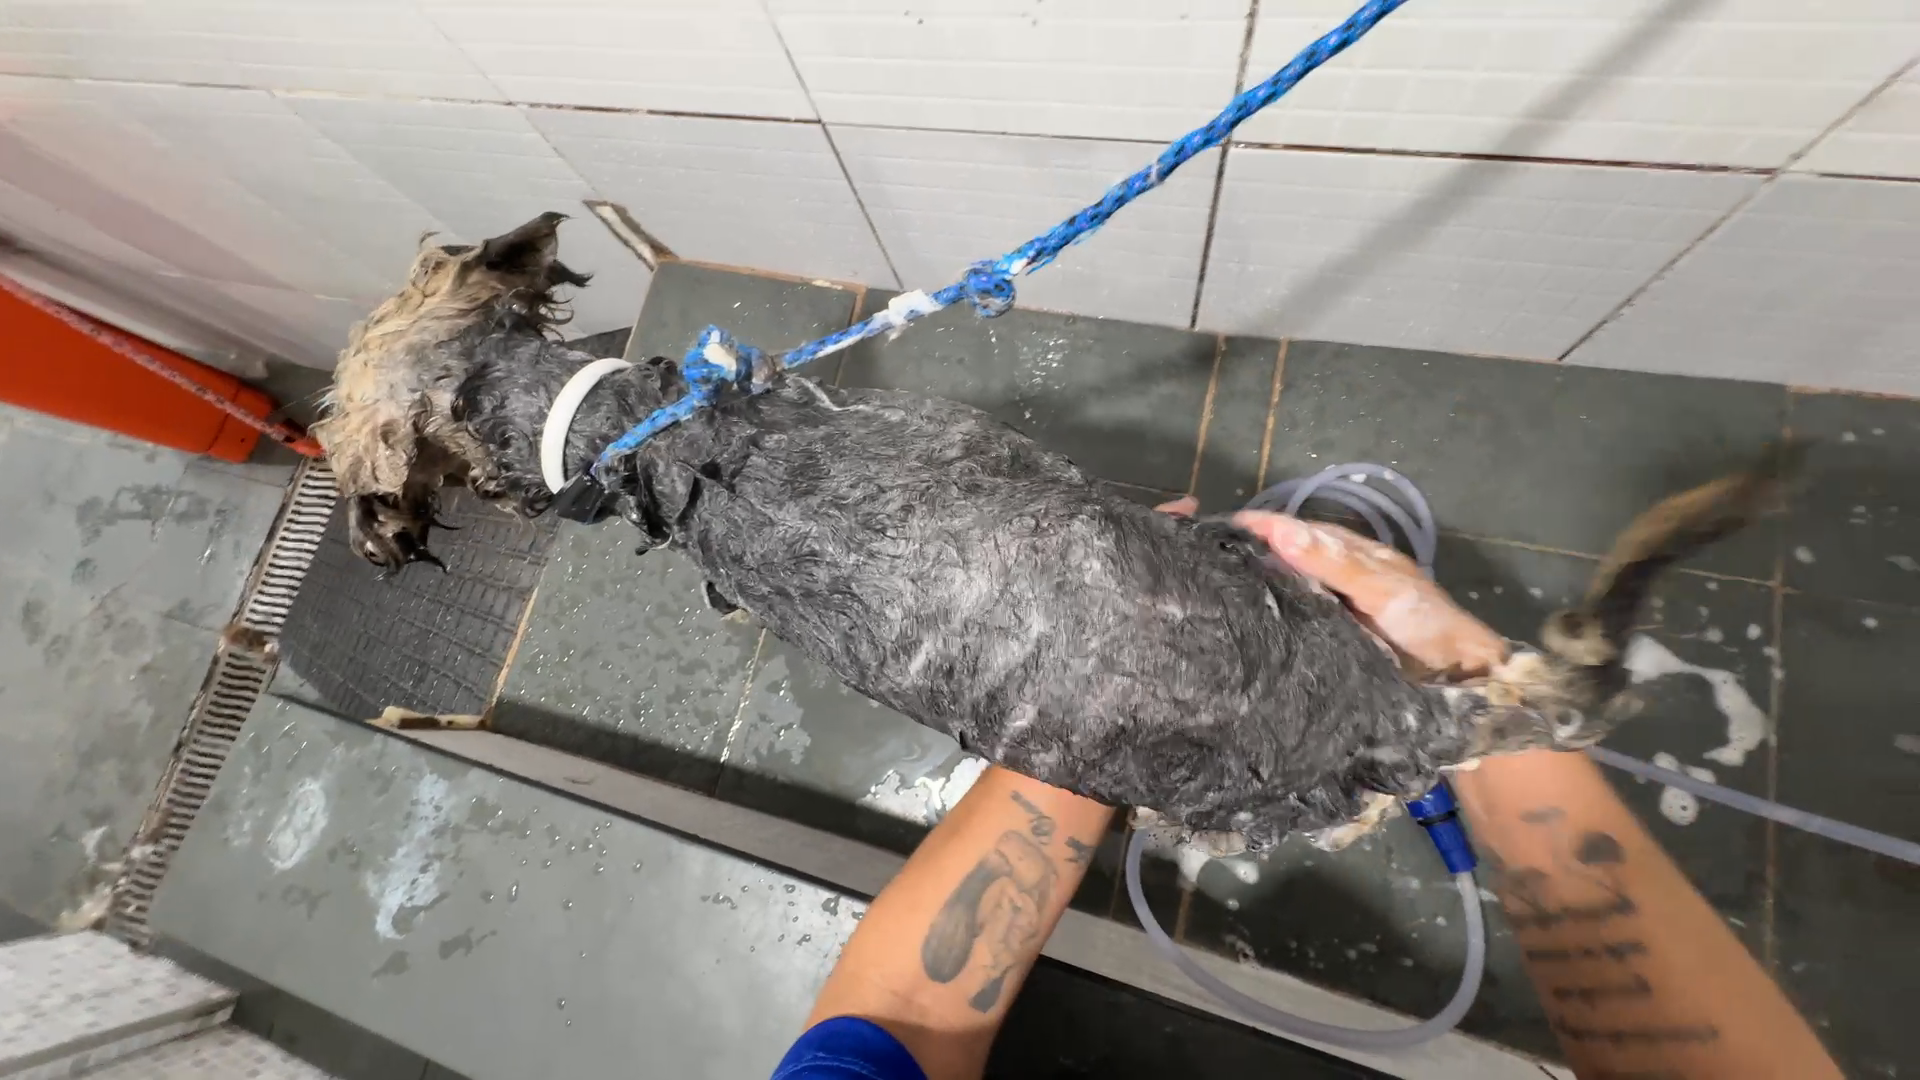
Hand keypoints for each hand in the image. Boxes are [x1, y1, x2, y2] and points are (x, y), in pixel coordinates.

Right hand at [1230, 510, 1505, 676]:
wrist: (1458, 683)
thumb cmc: (1424, 625)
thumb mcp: (1380, 588)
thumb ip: (1332, 561)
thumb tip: (1277, 531)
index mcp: (1348, 552)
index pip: (1293, 529)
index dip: (1258, 526)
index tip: (1214, 531)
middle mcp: (1332, 573)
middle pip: (1282, 554)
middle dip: (1246, 553)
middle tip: (1200, 561)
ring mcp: (1326, 605)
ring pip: (1281, 584)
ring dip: (1250, 583)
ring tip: (1208, 587)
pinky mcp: (1321, 636)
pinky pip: (1286, 615)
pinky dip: (1263, 611)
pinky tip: (1239, 619)